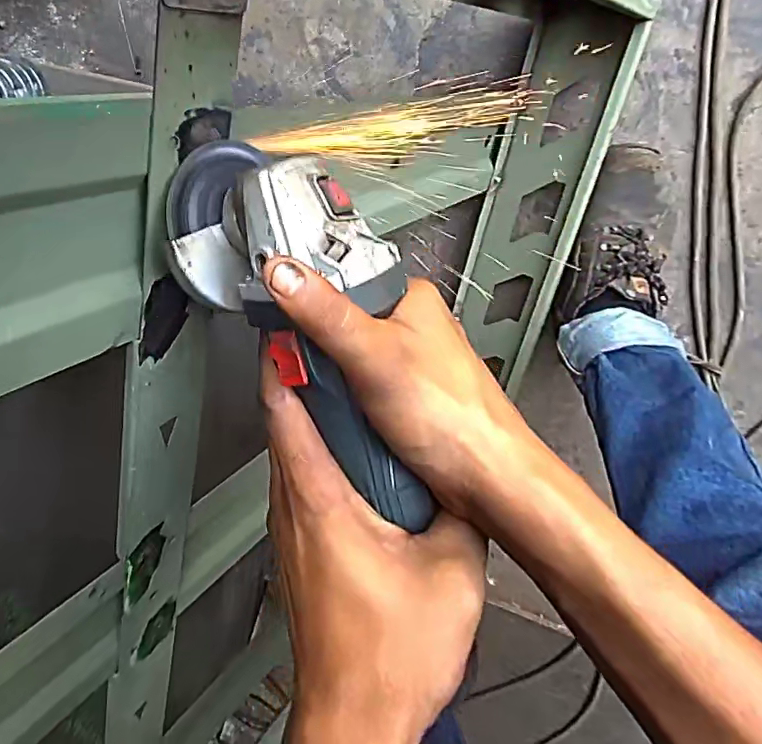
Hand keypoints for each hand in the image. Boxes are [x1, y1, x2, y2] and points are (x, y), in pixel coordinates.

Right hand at [261, 257, 542, 521]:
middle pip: (329, 314)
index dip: (300, 289)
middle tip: (297, 357)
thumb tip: (282, 274)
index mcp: (406, 297)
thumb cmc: (458, 421)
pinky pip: (344, 379)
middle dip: (306, 338)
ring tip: (317, 383)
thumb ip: (323, 312)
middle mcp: (404, 324)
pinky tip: (332, 403)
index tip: (273, 306)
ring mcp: (397, 360)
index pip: (335, 273)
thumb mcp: (372, 354)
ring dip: (318, 367)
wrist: (489, 487)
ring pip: (335, 349)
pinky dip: (331, 390)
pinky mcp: (391, 391)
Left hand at [263, 355, 485, 741]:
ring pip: (284, 452)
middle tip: (316, 352)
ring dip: (302, 418)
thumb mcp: (452, 576)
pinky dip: (309, 454)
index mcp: (317, 497)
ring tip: (332, 395)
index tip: (284, 333)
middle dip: (294, 383)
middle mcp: (290, 503)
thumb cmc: (387, 652)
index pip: (283, 411)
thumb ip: (458, 518)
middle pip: (279, 423)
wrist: (354, 707)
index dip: (280, 365)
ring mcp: (286, 525)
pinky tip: (342, 462)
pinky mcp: (294, 545)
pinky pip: (294, 481)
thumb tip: (463, 489)